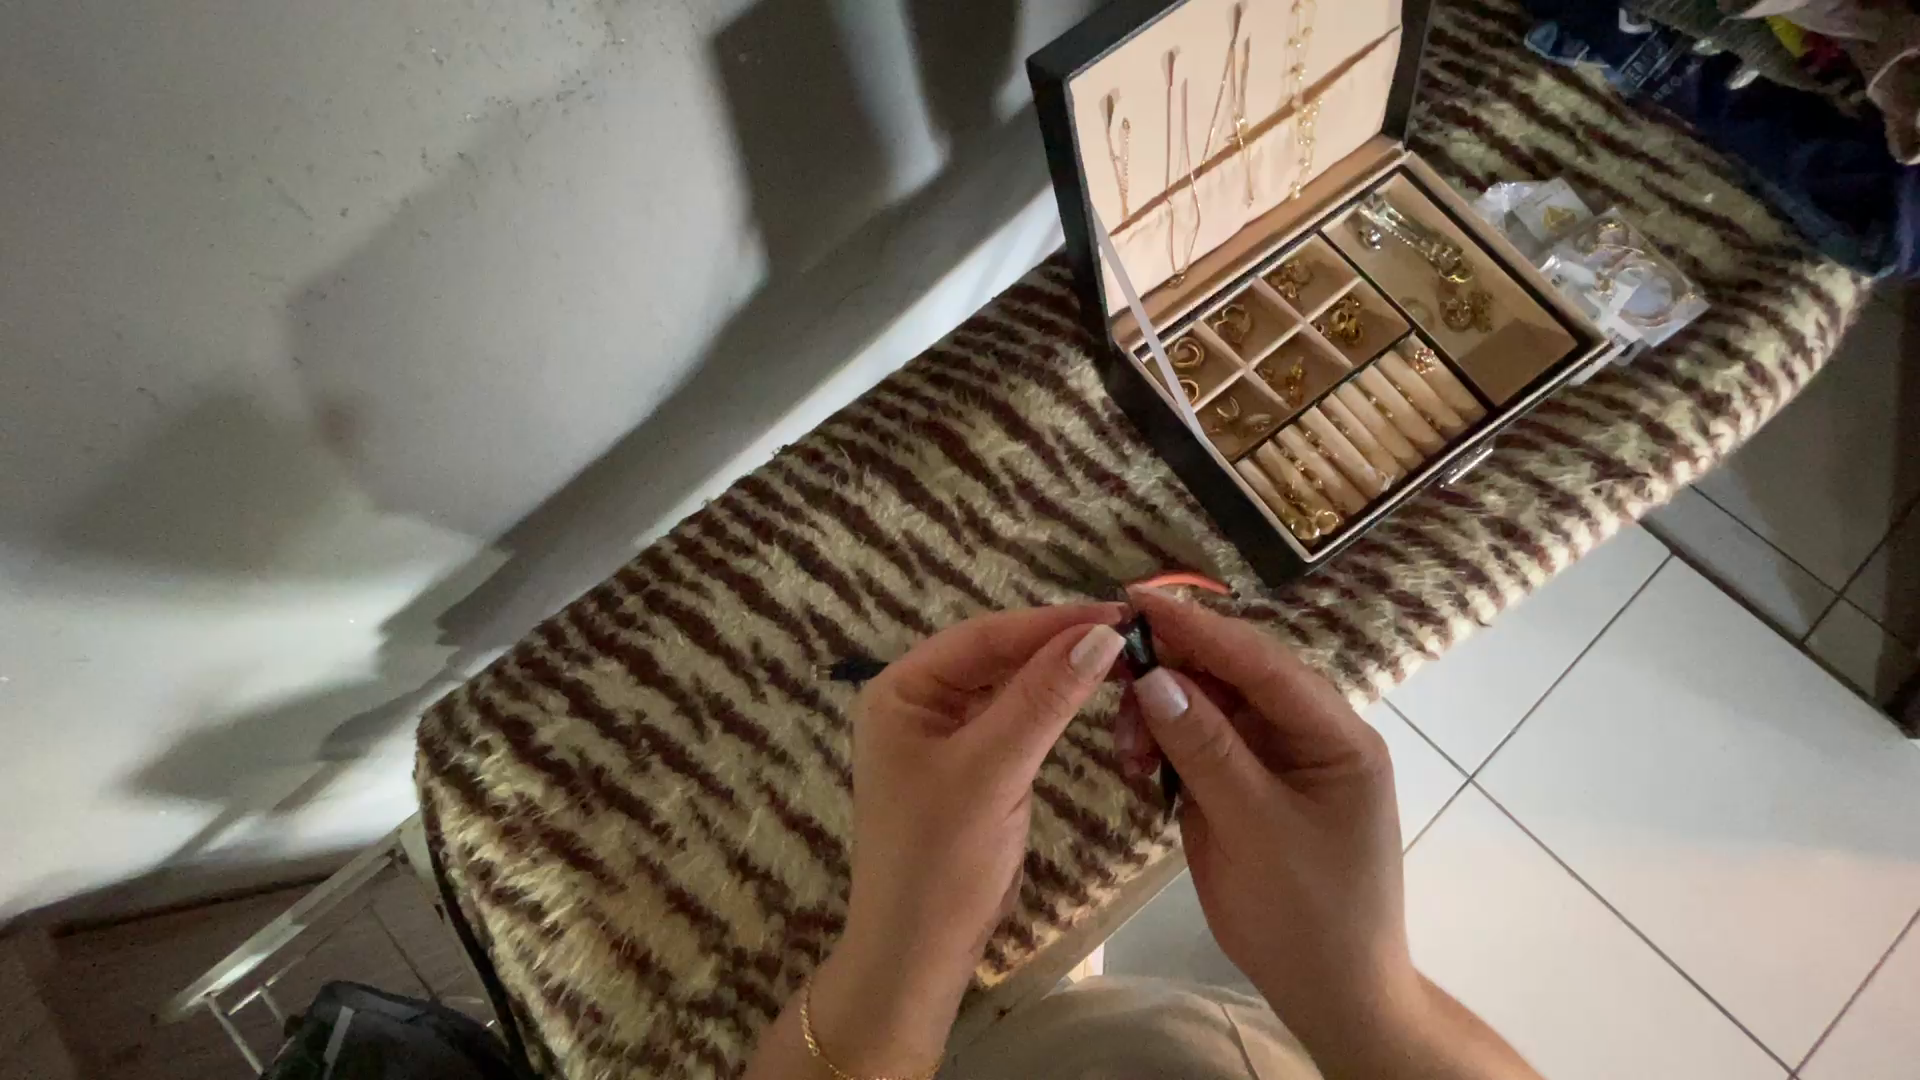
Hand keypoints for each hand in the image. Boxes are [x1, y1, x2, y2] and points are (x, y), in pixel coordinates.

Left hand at [791, 604, 1126, 1077]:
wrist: (919, 954)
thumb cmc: (941, 859)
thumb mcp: (992, 771)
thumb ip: (1044, 699)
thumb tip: (1102, 635)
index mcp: (902, 688)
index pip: (983, 636)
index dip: (1049, 622)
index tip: (1113, 614)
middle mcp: (919, 699)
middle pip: (995, 655)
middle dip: (1054, 644)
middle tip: (1123, 633)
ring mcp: (944, 731)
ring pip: (1007, 684)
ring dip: (1055, 672)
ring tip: (1114, 654)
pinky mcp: (971, 760)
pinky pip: (1013, 716)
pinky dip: (1048, 705)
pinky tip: (1082, 691)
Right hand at [1122, 588, 1418, 1065]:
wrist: (1326, 990)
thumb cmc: (1308, 913)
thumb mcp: (1255, 828)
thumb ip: (1205, 748)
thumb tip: (1152, 676)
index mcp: (1334, 733)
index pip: (1261, 662)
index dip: (1198, 627)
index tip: (1137, 601)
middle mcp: (1303, 729)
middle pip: (1228, 673)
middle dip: (1168, 672)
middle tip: (1111, 679)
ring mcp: (1269, 751)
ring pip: (1202, 701)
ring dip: (1157, 712)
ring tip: (1128, 752)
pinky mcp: (1239, 775)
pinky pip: (1192, 736)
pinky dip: (1159, 742)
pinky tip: (1138, 764)